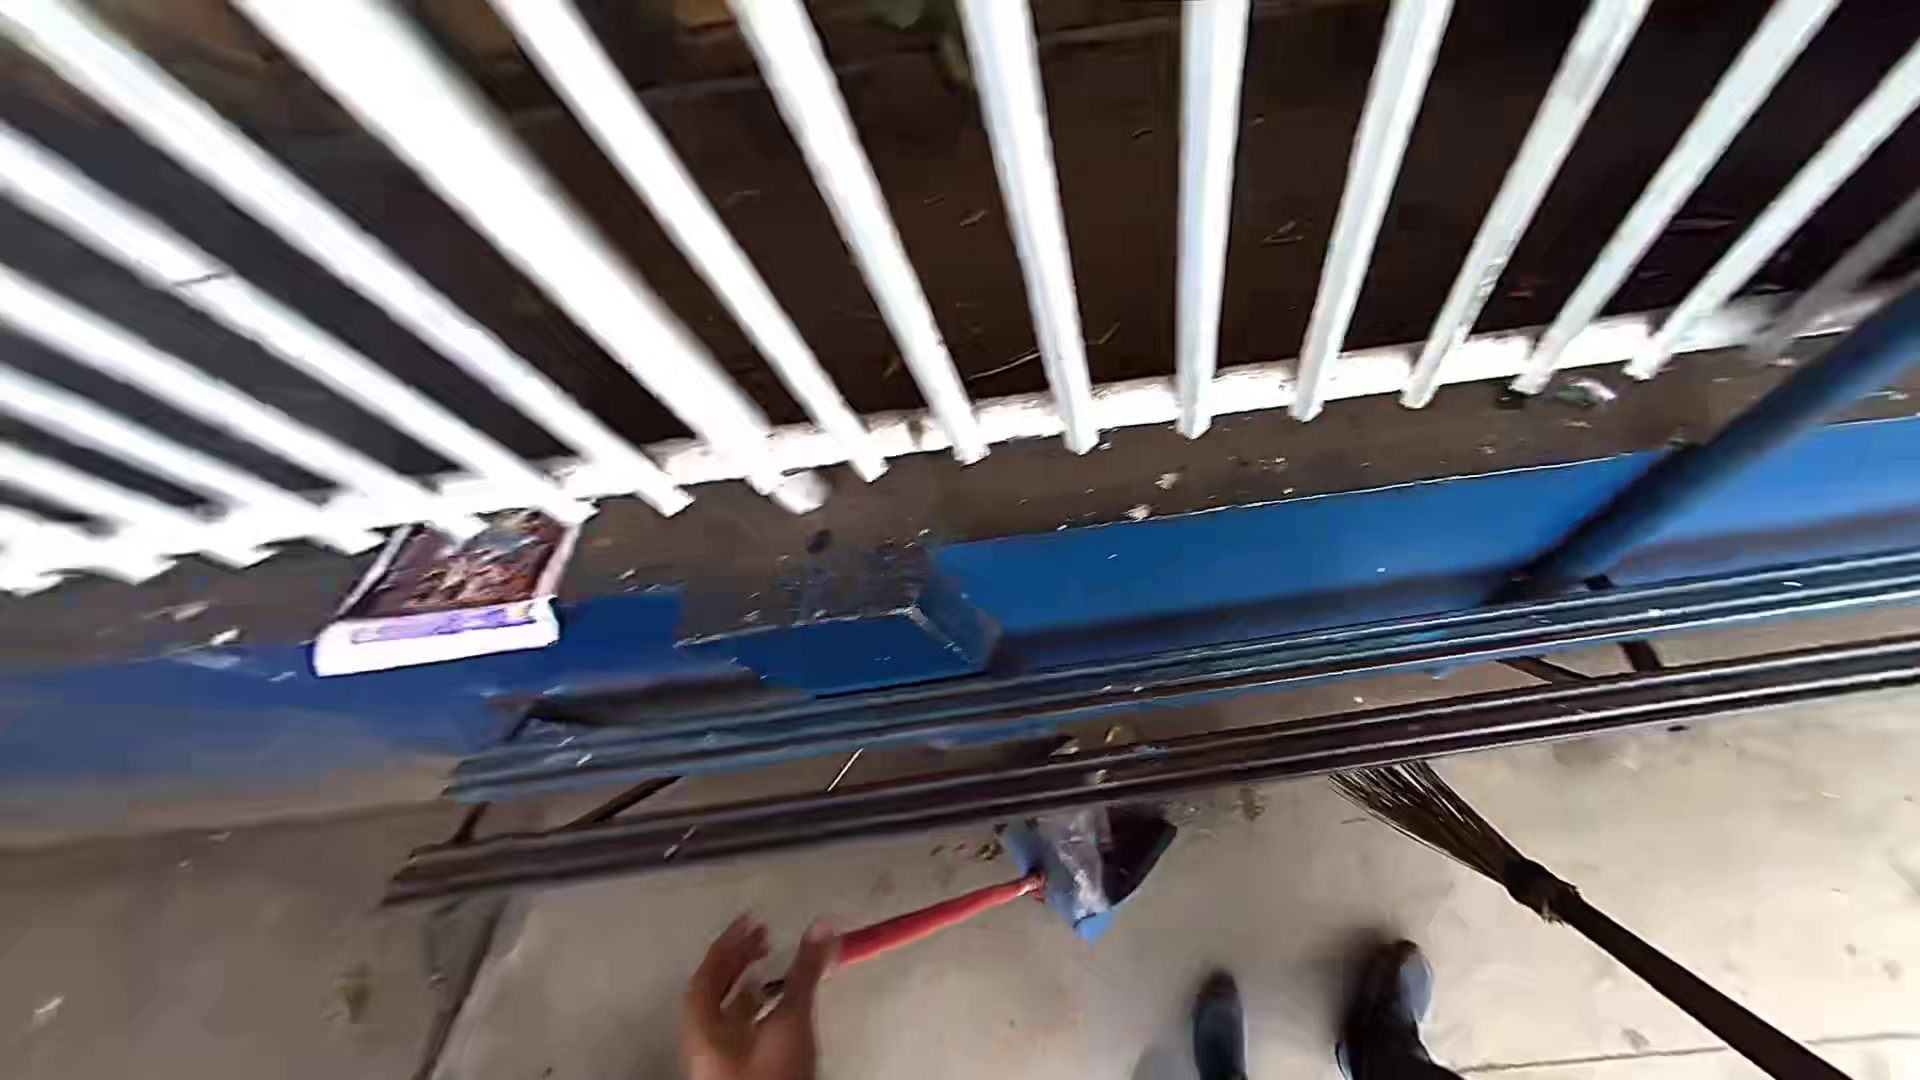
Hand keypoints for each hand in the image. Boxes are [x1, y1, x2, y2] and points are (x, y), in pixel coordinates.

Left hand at [684, 916, 837, 1079]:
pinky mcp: (735, 1076)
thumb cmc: (773, 1079)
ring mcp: (717, 1064)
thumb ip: (805, 971)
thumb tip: (823, 924)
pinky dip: (755, 1007)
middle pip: (713, 992)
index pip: (706, 975)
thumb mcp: (791, 1021)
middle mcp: (703, 1045)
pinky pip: (738, 1030)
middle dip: (739, 959)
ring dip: (747, 983)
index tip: (753, 919)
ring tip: (771, 964)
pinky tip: (776, 1002)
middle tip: (766, 936)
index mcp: (703, 1029)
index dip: (728, 943)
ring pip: (725, 1013)